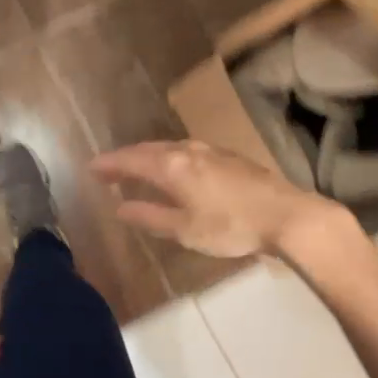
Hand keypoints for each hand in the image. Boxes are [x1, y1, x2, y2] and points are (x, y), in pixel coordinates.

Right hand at [91, 140, 354, 258]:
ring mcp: (210, 150)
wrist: (287, 215)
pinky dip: (170, 158)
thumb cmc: (230, 226)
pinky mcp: (229, 157)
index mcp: (171, 165)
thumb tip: (119, 208)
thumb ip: (150, 216)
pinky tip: (175, 170)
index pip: (130, 159)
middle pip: (148, 149)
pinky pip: (187, 151)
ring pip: (169, 148)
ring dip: (149, 157)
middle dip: (126, 158)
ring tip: (137, 169)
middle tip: (108, 169)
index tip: (90, 167)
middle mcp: (187, 150)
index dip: (109, 163)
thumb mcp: (184, 230)